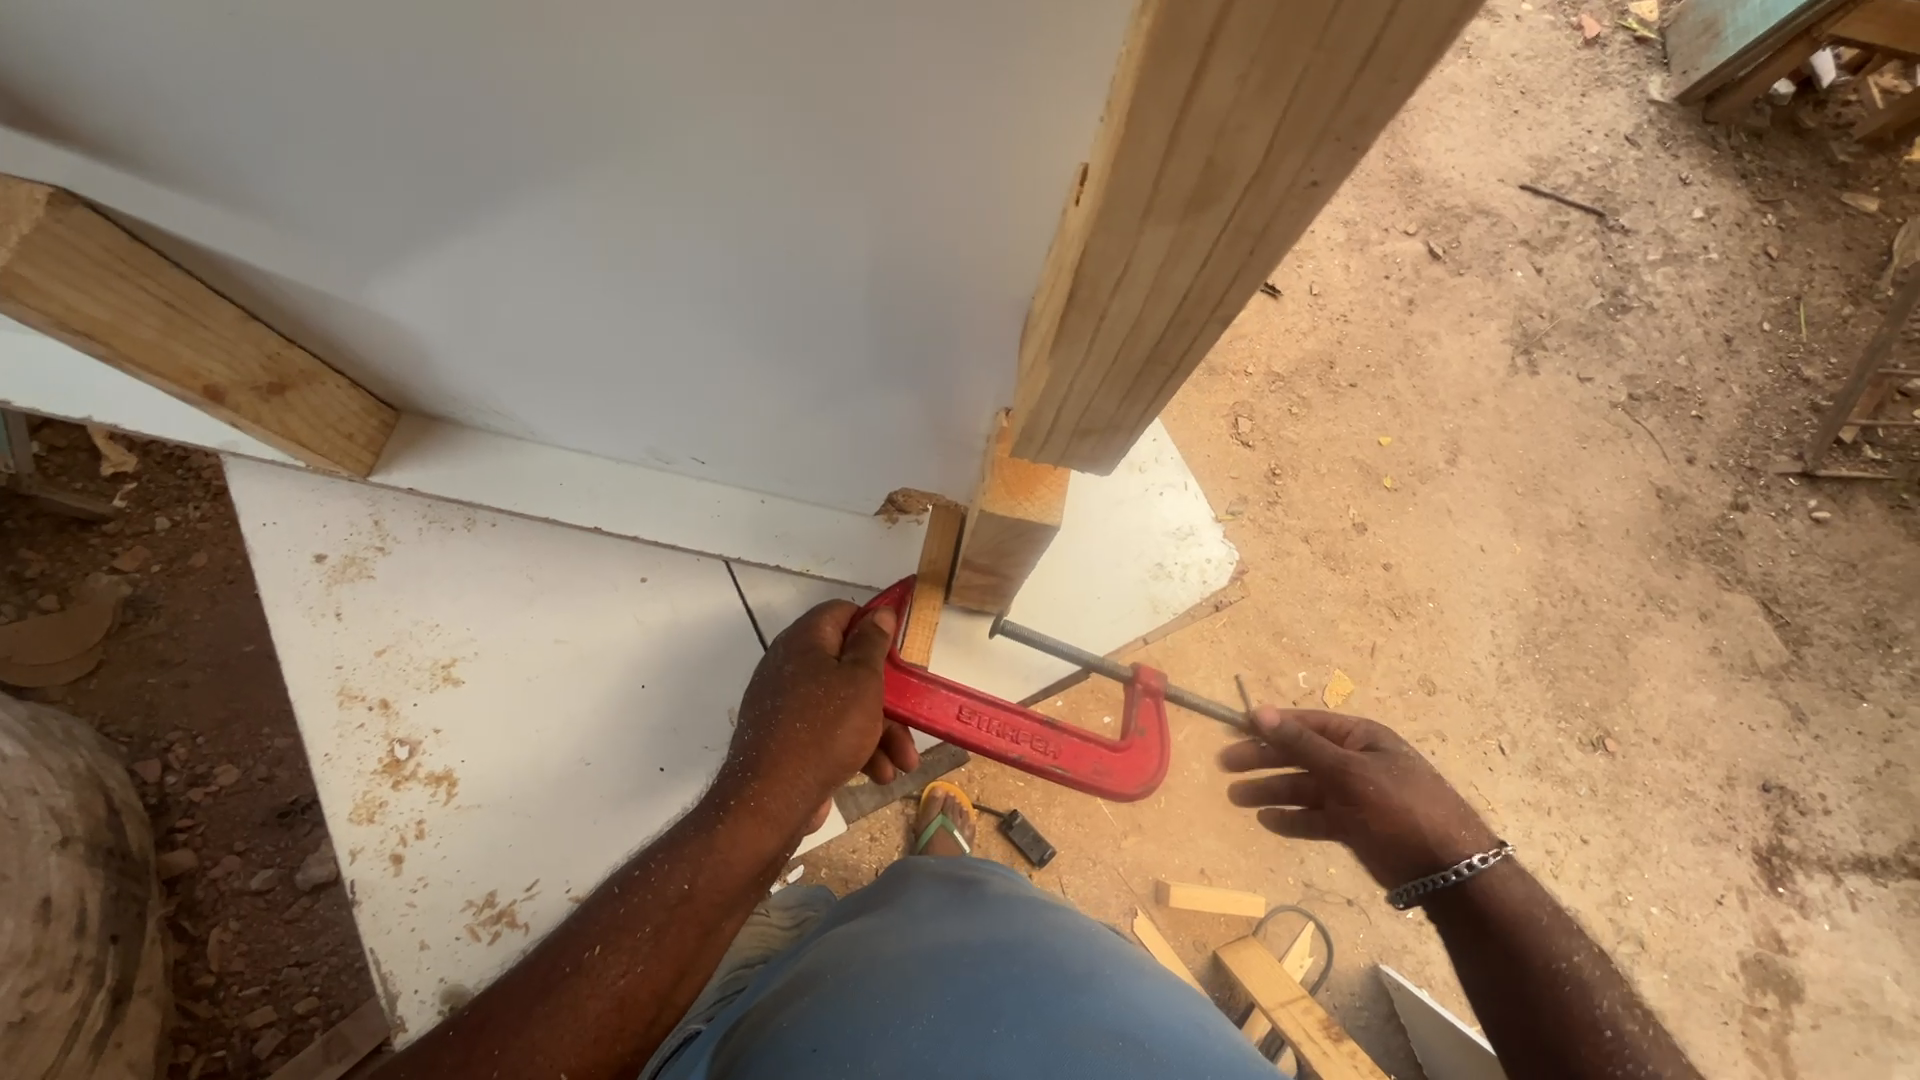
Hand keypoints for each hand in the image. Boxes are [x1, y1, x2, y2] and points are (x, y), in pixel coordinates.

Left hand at [712, 600, 919, 831]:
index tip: (900, 651)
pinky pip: (830, 731)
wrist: (771, 800)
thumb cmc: (825, 730)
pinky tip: (878, 774)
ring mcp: (788, 704)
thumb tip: (881, 611)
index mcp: (805, 640)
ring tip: (904, 763)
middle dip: (888, 697)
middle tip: (912, 718)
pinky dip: (856, 748)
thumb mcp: (862, 681)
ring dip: (880, 731)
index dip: (874, 626)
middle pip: (850, 666)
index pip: (843, 612)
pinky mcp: (788, 738)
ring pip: (845, 704)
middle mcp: (792, 665)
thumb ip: (873, 643)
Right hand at [1219, 708, 1496, 888]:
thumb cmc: (1400, 808)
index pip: (1304, 723)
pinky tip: (1267, 821)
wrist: (1449, 872)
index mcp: (1359, 738)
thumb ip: (1301, 744)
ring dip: (1270, 791)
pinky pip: (1314, 817)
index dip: (1268, 725)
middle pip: (1298, 755)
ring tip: (1235, 798)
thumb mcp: (1349, 771)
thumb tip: (1257, 712)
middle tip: (1225, 765)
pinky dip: (1291, 819)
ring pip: (1302, 788)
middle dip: (1262, 760)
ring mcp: (1353, 796)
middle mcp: (1354, 762)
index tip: (1232, 729)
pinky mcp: (1352, 827)